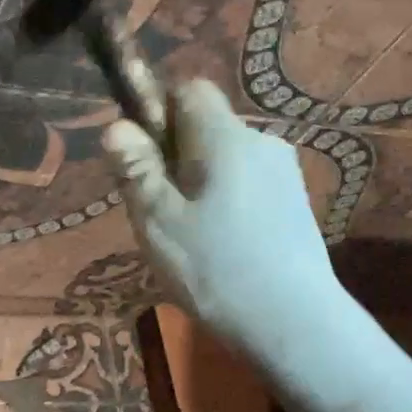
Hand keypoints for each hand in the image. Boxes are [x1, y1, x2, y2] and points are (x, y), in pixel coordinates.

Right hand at [102, 79, 349, 357]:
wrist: (292, 322)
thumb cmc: (214, 268)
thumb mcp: (158, 221)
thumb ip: (137, 170)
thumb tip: (117, 126)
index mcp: (225, 139)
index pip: (190, 90)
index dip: (159, 115)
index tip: (143, 161)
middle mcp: (261, 143)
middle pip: (206, 130)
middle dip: (175, 160)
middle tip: (158, 215)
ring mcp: (283, 175)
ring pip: (225, 163)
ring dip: (199, 188)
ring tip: (189, 242)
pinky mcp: (294, 205)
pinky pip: (245, 188)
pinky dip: (225, 207)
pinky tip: (220, 252)